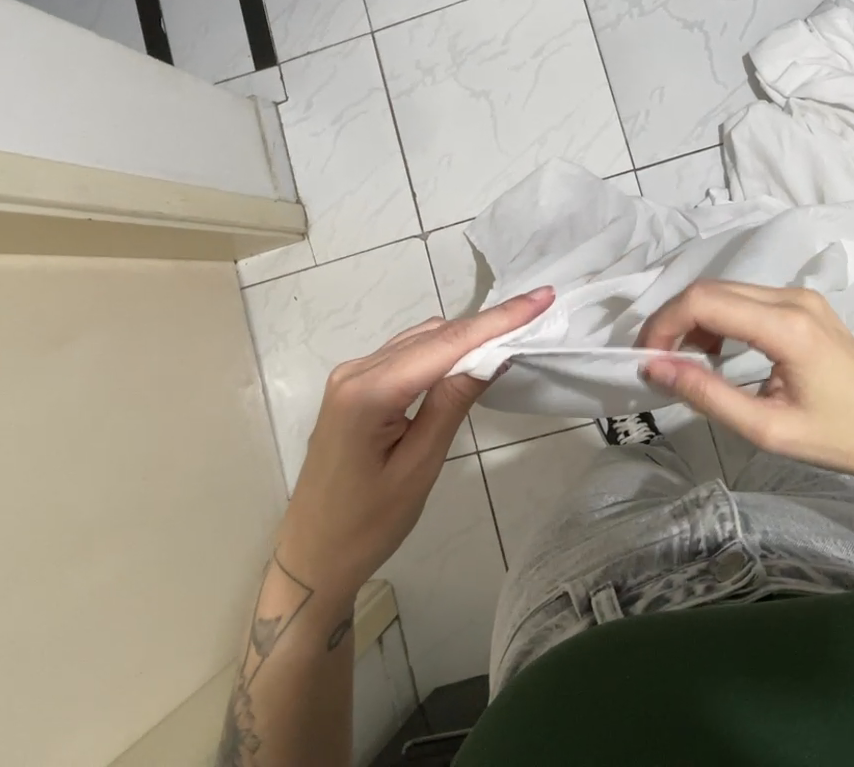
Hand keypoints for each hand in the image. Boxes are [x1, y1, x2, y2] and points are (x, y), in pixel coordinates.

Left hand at [277, 286, 554, 596]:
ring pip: (420, 341)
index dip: (497, 320)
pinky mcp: (354, 388)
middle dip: (487, 323)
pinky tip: (469, 355)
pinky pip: (405, 356)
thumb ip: (452, 403)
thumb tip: (492, 354)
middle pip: (433, 336)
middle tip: (538, 313)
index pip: (446, 344)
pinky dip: (441, 350)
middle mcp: (356, 371)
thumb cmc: (368, 524)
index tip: (541, 298)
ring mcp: (351, 377)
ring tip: (514, 330)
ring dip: (466, 335)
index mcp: (368, 391)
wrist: (312, 555)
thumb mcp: (420, 466)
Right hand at [636, 280, 853, 483]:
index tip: (645, 358)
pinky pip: (746, 298)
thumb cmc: (838, 439)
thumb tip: (653, 368)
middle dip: (673, 321)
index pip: (704, 301)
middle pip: (711, 289)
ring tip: (684, 362)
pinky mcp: (805, 305)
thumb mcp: (766, 429)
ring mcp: (802, 297)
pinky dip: (719, 319)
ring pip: (726, 290)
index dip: (664, 324)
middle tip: (656, 361)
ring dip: (694, 320)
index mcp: (787, 327)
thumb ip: (706, 395)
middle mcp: (793, 298)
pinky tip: (716, 353)